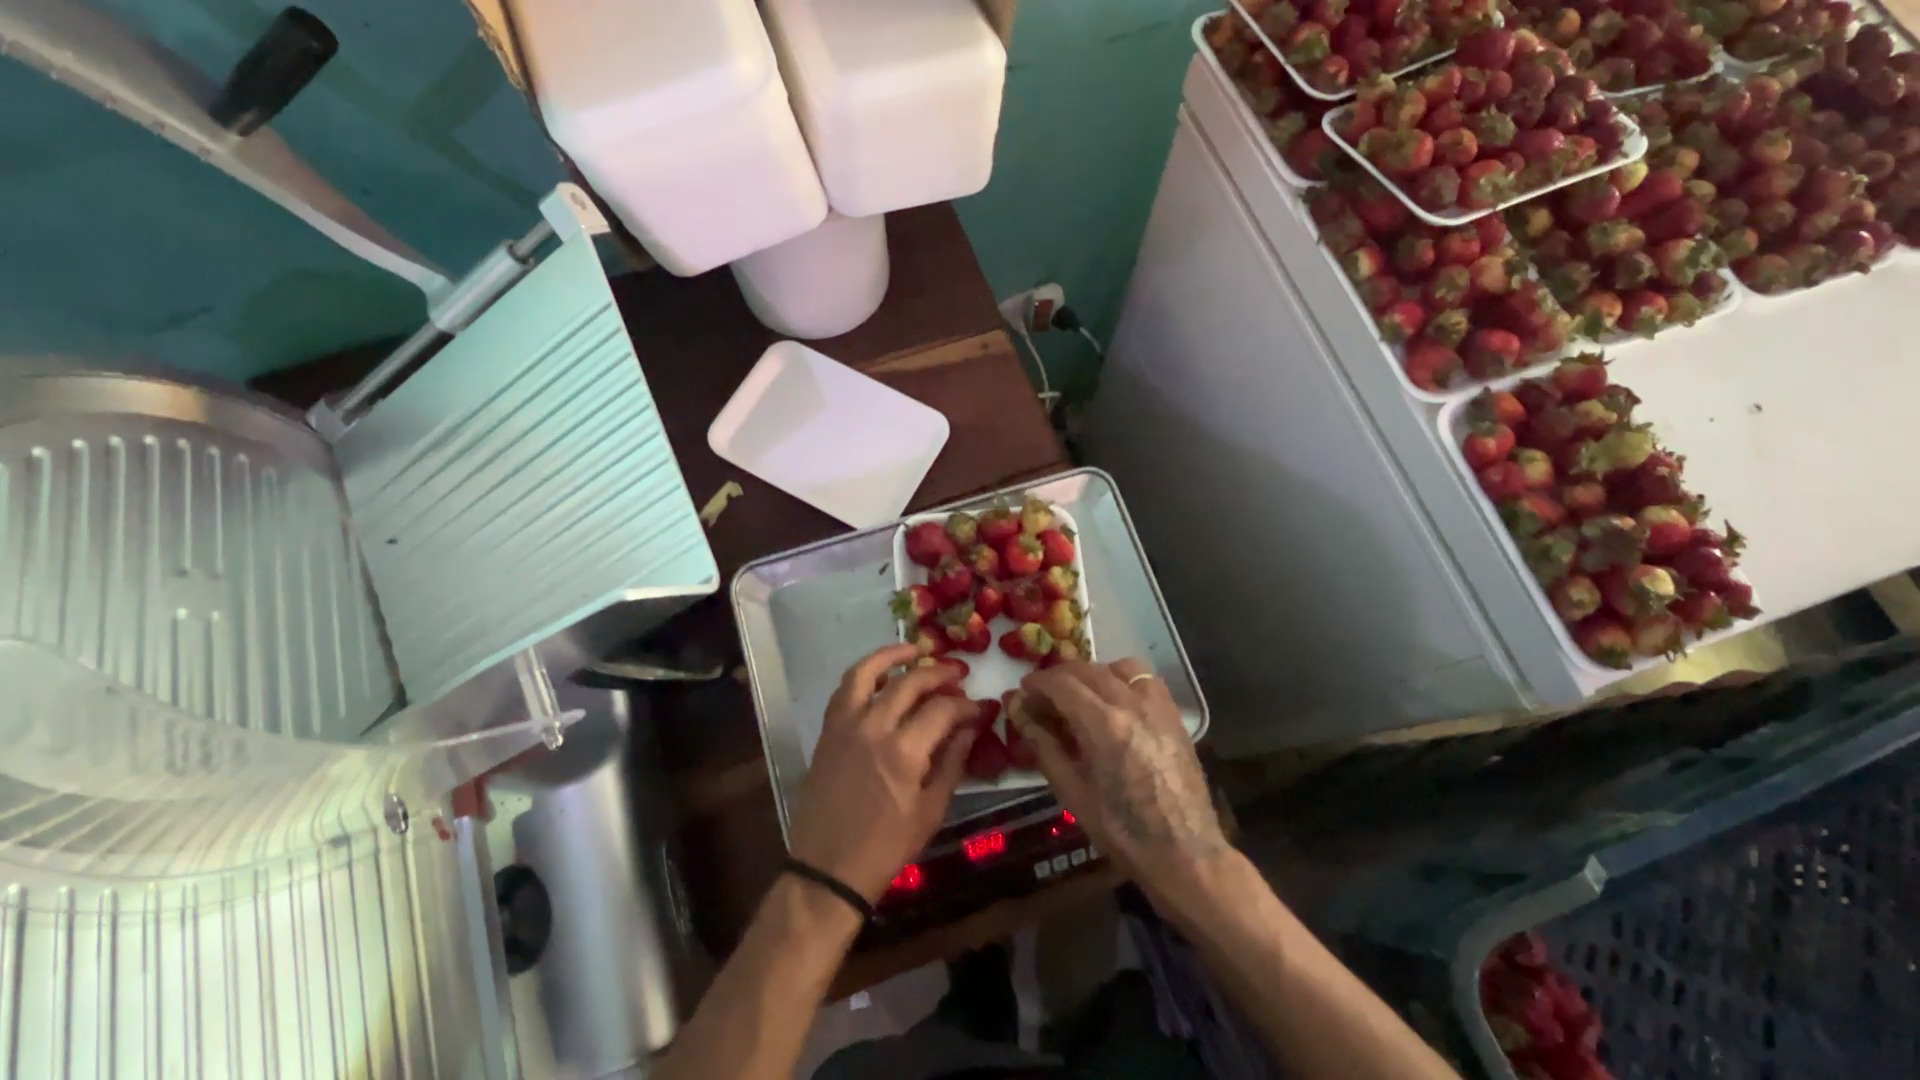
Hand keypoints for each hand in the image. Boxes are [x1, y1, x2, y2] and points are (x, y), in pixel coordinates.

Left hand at [788, 644, 979, 902]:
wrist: (827, 869)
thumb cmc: (886, 848)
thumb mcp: (930, 812)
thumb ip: (952, 764)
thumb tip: (970, 729)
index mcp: (903, 752)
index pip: (942, 710)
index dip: (965, 705)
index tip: (980, 708)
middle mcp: (872, 728)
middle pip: (909, 683)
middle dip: (939, 674)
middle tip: (959, 674)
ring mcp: (844, 727)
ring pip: (867, 674)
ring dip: (892, 656)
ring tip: (915, 650)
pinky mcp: (826, 732)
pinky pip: (844, 691)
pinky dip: (862, 675)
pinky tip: (879, 675)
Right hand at [1010, 659, 1226, 909]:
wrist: (1183, 852)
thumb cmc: (1121, 830)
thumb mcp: (1072, 791)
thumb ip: (1043, 744)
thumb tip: (1018, 710)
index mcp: (1102, 724)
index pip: (1061, 683)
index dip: (1037, 684)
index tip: (1022, 693)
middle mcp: (1131, 703)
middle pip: (1087, 670)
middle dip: (1059, 677)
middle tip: (1042, 697)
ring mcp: (1157, 706)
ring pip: (1119, 667)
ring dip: (1093, 673)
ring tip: (1080, 696)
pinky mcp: (1174, 715)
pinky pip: (1146, 679)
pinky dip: (1124, 679)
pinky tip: (1115, 701)